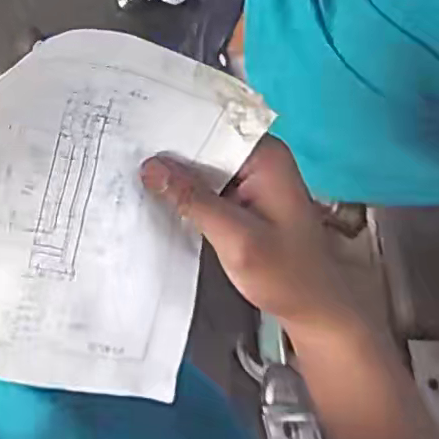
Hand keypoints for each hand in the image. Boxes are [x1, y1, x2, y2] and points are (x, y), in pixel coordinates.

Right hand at [141, 137, 356, 335]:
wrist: (316, 314)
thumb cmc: (286, 274)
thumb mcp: (236, 238)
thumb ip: (193, 200)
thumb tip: (149, 166)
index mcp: (265, 154)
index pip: (212, 124)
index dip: (175, 124)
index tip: (136, 123)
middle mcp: (258, 157)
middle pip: (204, 140)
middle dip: (169, 146)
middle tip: (123, 142)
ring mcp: (250, 176)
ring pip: (202, 162)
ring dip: (173, 168)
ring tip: (129, 161)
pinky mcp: (241, 195)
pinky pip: (206, 181)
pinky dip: (184, 187)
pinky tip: (154, 189)